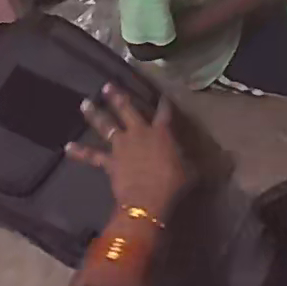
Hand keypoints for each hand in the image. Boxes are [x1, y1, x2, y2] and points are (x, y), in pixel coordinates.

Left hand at [67, 85, 190, 219]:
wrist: (147, 200)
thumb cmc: (172, 184)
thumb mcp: (191, 172)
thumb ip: (194, 163)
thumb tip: (219, 162)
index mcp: (161, 133)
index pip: (164, 112)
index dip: (164, 103)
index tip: (163, 95)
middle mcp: (139, 133)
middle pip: (127, 109)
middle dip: (117, 97)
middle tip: (106, 85)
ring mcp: (121, 145)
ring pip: (106, 125)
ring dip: (95, 114)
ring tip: (84, 103)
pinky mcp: (109, 161)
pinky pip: (92, 156)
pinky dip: (79, 152)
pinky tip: (67, 147)